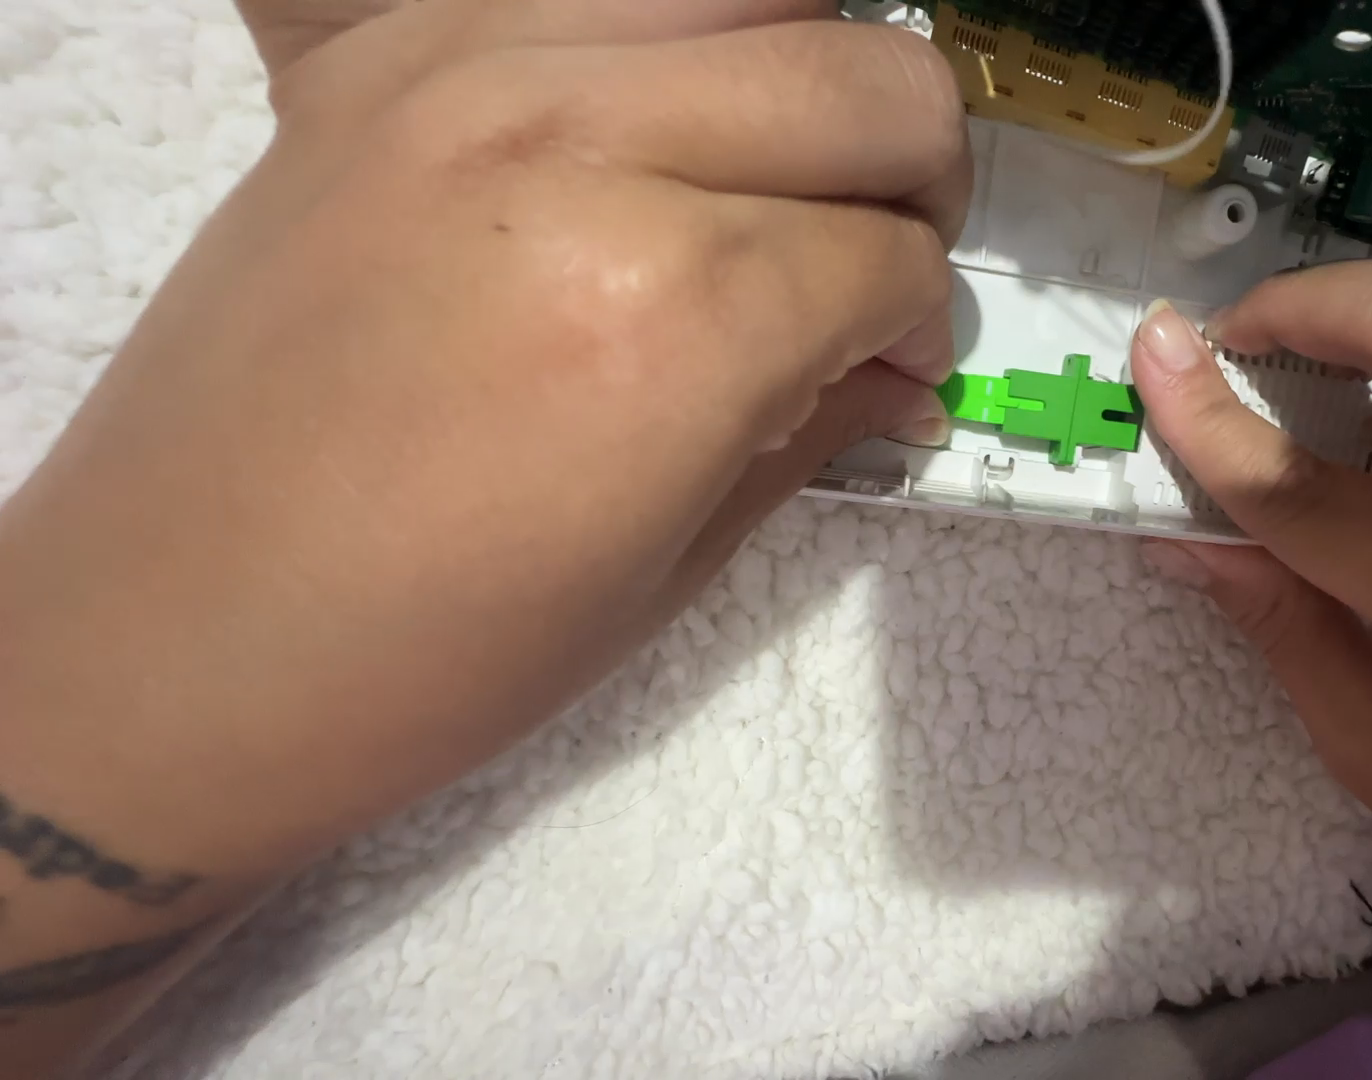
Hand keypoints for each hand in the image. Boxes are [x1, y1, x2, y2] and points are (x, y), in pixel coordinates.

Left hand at [0, 1, 964, 1069]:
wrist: (190, 637)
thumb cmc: (464, 647)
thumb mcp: (688, 559)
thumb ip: (824, 426)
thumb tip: (908, 379)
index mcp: (680, 316)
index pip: (893, 258)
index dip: (924, 323)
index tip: (903, 369)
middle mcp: (590, 148)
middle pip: (874, 84)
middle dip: (924, 186)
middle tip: (885, 273)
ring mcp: (475, 66)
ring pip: (768, 1)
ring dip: (826, 105)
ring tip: (801, 203)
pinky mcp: (393, 51)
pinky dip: (702, 60)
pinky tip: (686, 156)